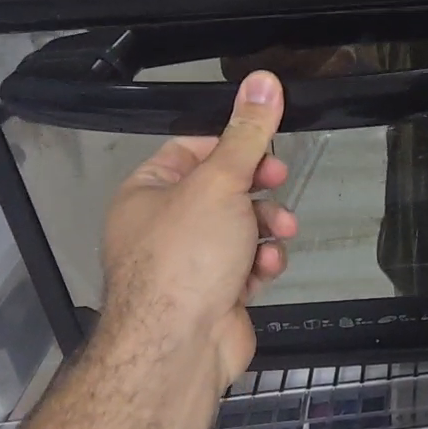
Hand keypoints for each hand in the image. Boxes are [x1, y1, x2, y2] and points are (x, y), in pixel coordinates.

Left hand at [99, 71, 297, 390]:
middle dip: (259, 191)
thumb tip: (264, 79)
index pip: (193, 149)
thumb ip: (248, 133)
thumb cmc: (188, 257)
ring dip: (266, 228)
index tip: (264, 147)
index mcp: (148, 192)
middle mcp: (164, 225)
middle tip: (278, 184)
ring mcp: (190, 263)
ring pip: (242, 227)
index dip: (233, 146)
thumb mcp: (221, 182)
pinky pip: (246, 263)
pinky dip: (261, 263)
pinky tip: (266, 268)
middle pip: (224, 189)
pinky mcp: (215, 293)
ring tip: (279, 235)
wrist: (179, 349)